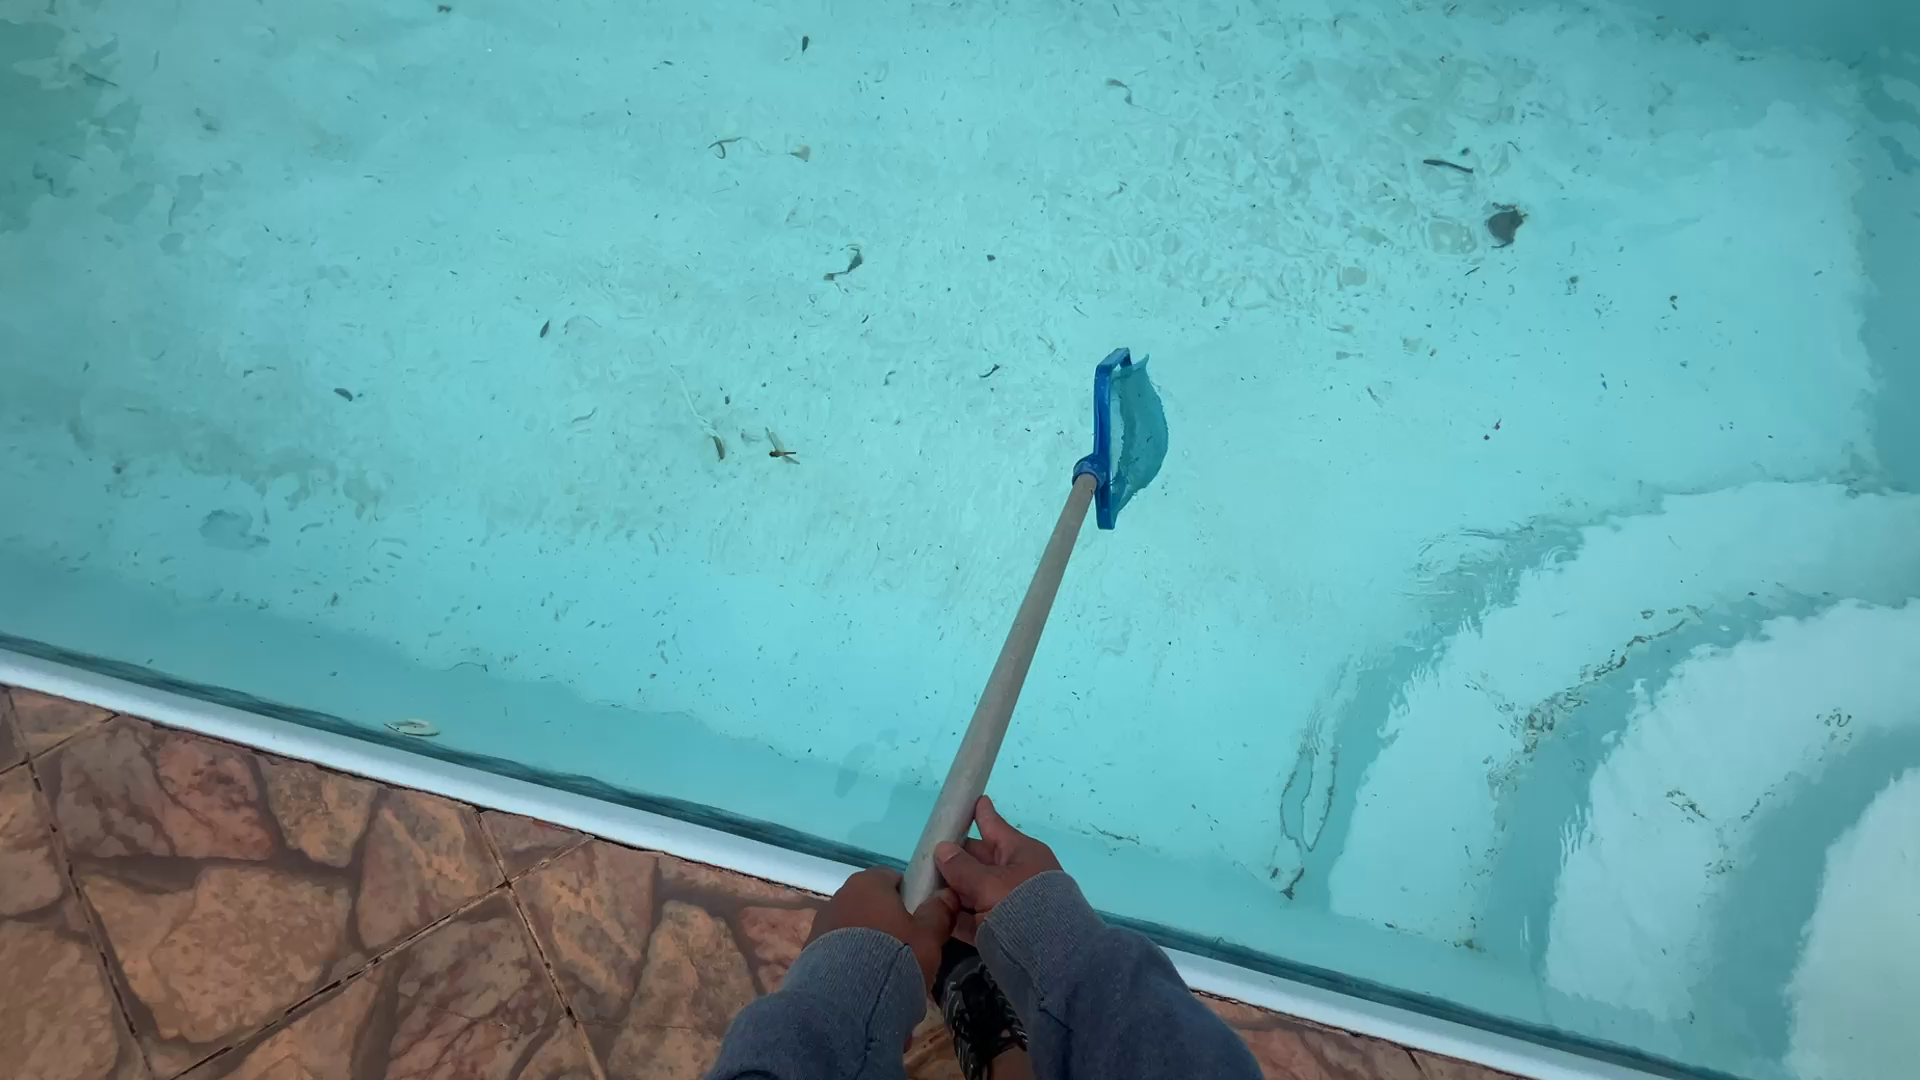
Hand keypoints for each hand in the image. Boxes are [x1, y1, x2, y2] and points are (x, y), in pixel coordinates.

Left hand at [809, 867, 956, 989]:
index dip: (910, 898)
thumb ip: (939, 913)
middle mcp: (841, 896)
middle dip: (887, 927)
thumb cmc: (892, 958)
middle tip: (905, 955)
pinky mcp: (808, 955)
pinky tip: (863, 992)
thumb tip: (947, 895)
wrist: (843, 1005)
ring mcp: (821, 925)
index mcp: (868, 882)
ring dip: (868, 949)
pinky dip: (851, 968)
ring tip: (884, 981)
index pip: (893, 878)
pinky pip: (839, 956)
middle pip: (872, 906)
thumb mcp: (928, 937)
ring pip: (855, 933)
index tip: (920, 924)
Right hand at [934, 796, 1063, 940]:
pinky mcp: (999, 932)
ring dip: (950, 889)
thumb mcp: (990, 884)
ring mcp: (1007, 904)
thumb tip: (942, 849)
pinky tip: (932, 913)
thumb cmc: (1024, 908)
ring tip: (922, 884)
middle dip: (954, 858)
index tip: (973, 799)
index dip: (980, 813)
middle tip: (926, 855)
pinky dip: (954, 916)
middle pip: (978, 860)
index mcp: (1019, 853)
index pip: (994, 826)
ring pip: (972, 890)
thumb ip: (962, 867)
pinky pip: (971, 918)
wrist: (1053, 963)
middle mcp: (1013, 875)